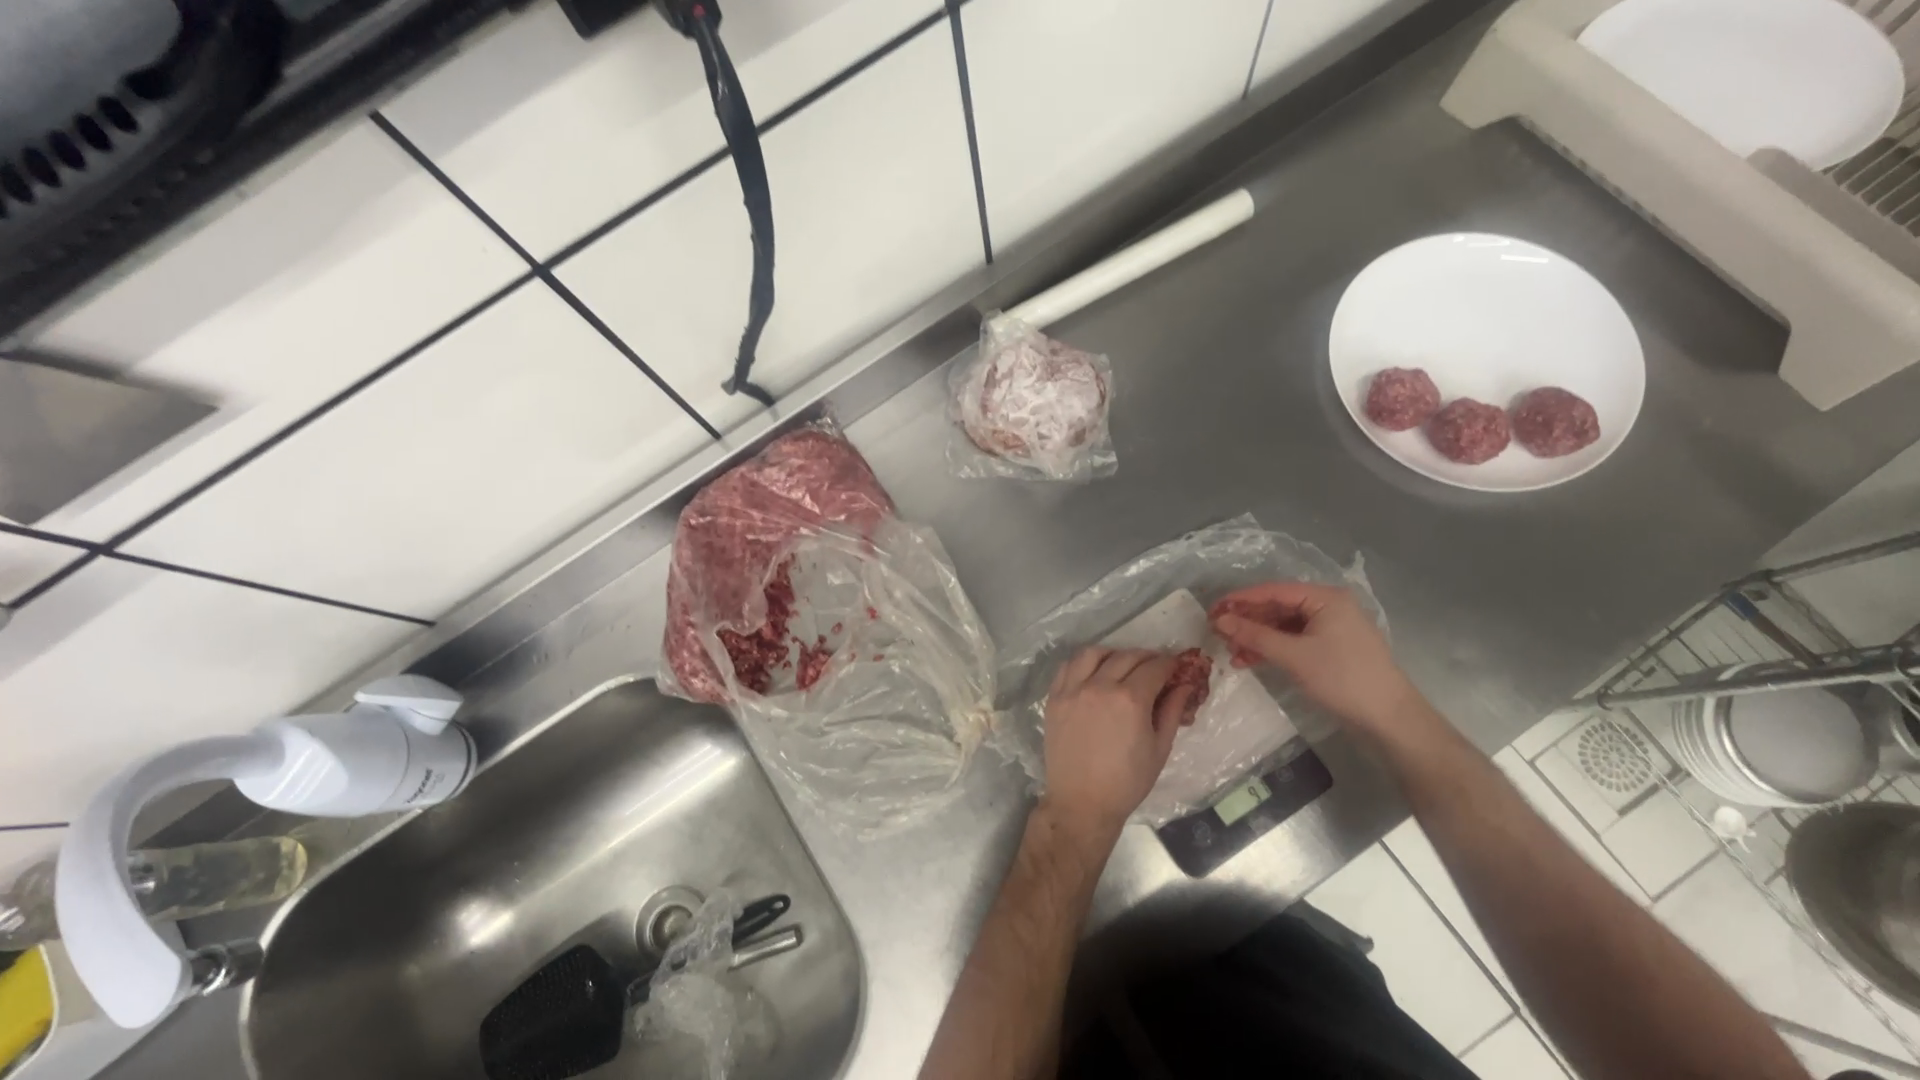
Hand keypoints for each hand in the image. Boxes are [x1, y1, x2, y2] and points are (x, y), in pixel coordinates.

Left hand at [1040, 647, 1195, 838]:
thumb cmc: (1127, 782)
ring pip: (1094, 654)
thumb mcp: (1159, 749)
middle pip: (1127, 657)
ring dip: (1113, 654)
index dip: (1169, 664)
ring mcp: (1073, 690)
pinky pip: (1068, 667)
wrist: (1082, 802)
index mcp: (1130, 699)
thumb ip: (1172, 712)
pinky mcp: (1055, 698)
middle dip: (1147, 657)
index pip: (1154, 667)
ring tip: (1123, 664)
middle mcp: (1100, 686)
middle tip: (1155, 667)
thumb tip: (1184, 686)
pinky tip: (1094, 671)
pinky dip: (1084, 662)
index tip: (1175, 667)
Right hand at [1210, 583, 1428, 740]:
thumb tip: (1221, 620)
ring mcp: (1330, 628)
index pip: (1273, 590)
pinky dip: (1273, 649)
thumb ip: (1255, 636)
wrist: (1387, 717)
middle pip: (1278, 607)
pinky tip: (1251, 661)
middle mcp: (1328, 606)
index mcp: (1325, 598)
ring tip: (1233, 654)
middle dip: (1248, 622)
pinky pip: (1294, 641)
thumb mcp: (1294, 656)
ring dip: (1257, 638)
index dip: (1241, 600)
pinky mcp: (1330, 649)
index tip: (1212, 610)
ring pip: (1284, 626)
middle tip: (1218, 635)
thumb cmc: (1342, 678)